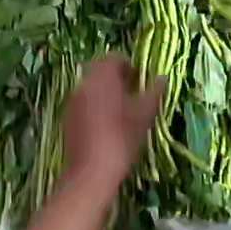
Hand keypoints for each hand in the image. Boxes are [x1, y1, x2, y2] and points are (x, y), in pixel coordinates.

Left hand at [60, 55, 164, 191]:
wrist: (91, 172)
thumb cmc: (122, 138)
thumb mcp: (144, 114)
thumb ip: (154, 92)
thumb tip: (163, 77)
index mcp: (103, 76)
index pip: (115, 57)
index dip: (130, 65)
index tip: (141, 79)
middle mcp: (84, 83)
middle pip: (100, 69)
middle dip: (116, 76)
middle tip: (132, 91)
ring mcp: (73, 100)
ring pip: (90, 85)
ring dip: (105, 90)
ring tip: (122, 108)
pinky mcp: (67, 116)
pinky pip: (83, 101)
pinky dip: (95, 104)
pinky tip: (106, 123)